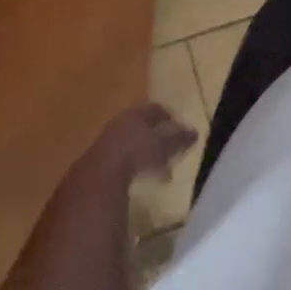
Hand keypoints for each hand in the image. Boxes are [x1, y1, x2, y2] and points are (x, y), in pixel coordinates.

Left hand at [78, 103, 198, 184]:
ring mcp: (105, 141)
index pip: (156, 110)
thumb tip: (194, 132)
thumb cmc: (137, 155)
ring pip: (129, 142)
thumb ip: (179, 139)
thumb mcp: (163, 147)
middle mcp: (120, 122)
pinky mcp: (96, 161)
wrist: (98, 177)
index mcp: (136, 114)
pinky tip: (137, 179)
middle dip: (154, 136)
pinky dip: (130, 166)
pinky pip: (119, 159)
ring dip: (142, 152)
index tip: (179, 127)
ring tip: (155, 168)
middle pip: (141, 125)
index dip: (168, 117)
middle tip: (168, 148)